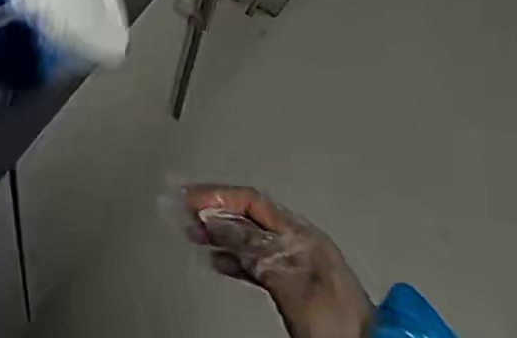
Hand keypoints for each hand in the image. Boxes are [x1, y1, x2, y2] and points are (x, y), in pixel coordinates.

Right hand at [182, 185, 372, 337]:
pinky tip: (218, 262)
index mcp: (300, 232)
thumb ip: (254, 248)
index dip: (219, 196)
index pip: (252, 201)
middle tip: (184, 211)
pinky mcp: (293, 285)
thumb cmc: (332, 320)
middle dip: (216, 210)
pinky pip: (256, 260)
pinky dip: (234, 257)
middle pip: (250, 215)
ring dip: (221, 233)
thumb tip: (217, 220)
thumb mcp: (289, 279)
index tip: (188, 198)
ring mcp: (296, 262)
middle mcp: (298, 240)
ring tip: (193, 233)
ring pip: (250, 237)